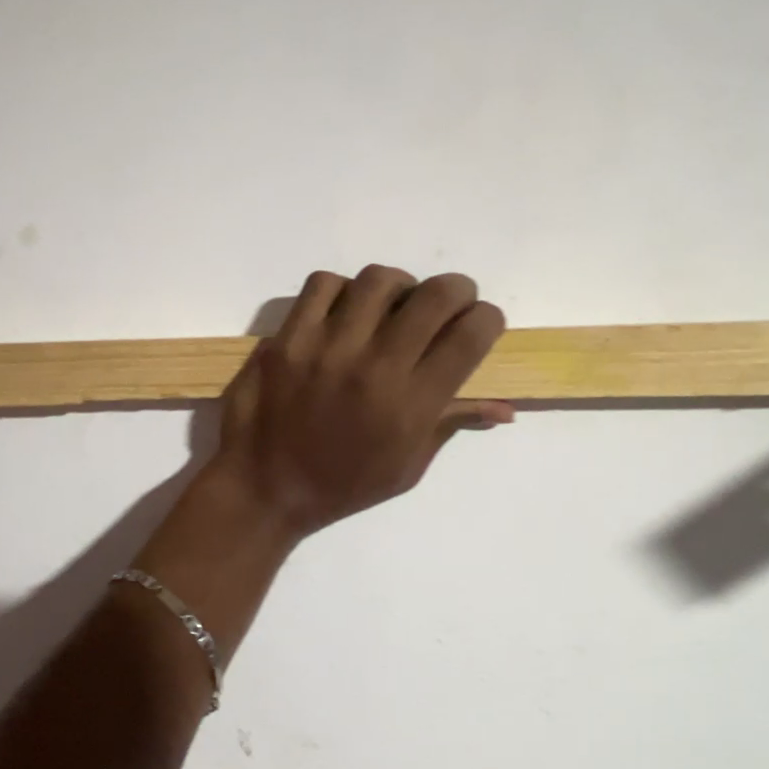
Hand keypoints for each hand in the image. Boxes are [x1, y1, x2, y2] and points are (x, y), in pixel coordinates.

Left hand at [207, 266, 510, 537]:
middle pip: (435, 296)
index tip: (479, 324)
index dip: (486, 319)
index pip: (470, 336)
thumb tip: (504, 407)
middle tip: (449, 301)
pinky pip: (323, 284)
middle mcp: (376, 368)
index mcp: (412, 405)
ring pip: (379, 280)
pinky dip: (341, 290)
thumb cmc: (343, 485)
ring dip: (399, 286)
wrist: (264, 488)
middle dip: (456, 290)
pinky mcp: (288, 338)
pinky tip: (343, 311)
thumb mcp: (407, 468)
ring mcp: (328, 348)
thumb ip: (451, 425)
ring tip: (394, 304)